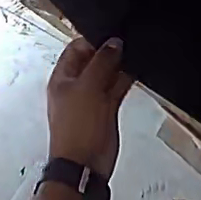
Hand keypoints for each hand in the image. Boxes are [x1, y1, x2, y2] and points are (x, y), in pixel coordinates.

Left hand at [46, 36, 132, 177]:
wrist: (85, 164)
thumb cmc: (77, 128)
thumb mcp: (88, 87)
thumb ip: (102, 61)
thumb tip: (114, 42)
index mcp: (62, 78)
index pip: (76, 48)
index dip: (92, 40)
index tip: (112, 35)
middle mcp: (76, 86)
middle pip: (93, 60)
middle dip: (109, 51)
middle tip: (126, 43)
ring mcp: (91, 98)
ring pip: (107, 73)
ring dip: (119, 65)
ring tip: (134, 53)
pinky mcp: (106, 109)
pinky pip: (117, 88)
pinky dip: (126, 79)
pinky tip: (137, 70)